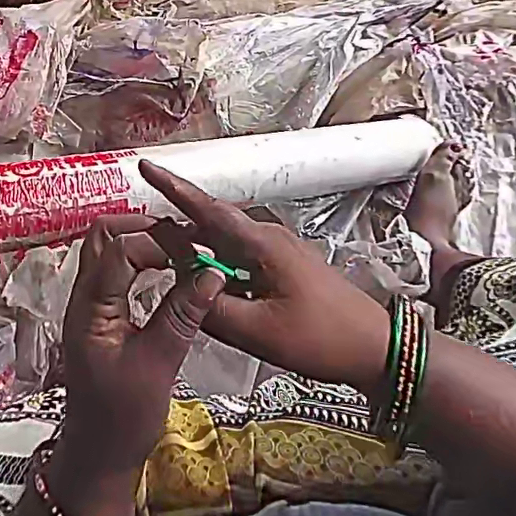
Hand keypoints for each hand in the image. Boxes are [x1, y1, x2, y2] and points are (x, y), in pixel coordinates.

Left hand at [54, 214, 225, 486]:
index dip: (159, 241)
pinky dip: (138, 258)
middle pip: (103, 235)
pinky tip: (166, 268)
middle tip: (185, 239)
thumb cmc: (123, 417)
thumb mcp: (157, 366)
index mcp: (91, 306)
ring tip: (180, 248)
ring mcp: (88, 301)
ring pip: (106, 248)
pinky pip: (114, 268)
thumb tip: (211, 274)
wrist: (98, 453)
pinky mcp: (99, 311)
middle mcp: (83, 295)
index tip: (197, 250)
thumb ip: (181, 316)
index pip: (120, 250)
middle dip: (143, 227)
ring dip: (140, 239)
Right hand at [137, 161, 390, 392]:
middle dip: (172, 219)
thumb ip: (211, 308)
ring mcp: (273, 248)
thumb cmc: (322, 338)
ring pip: (220, 239)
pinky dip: (210, 259)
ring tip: (158, 251)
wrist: (378, 349)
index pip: (207, 208)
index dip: (172, 188)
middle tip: (137, 226)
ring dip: (191, 244)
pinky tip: (197, 275)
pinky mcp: (278, 264)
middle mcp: (265, 236)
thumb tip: (176, 287)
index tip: (145, 167)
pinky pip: (234, 254)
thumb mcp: (259, 332)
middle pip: (208, 221)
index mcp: (260, 243)